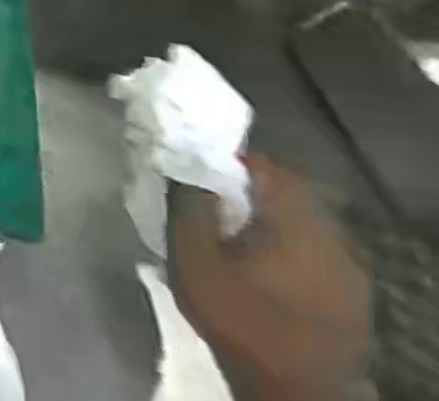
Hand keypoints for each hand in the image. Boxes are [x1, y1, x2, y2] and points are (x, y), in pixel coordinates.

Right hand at [170, 155, 371, 400]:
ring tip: (225, 219)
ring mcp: (349, 271)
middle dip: (249, 184)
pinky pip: (314, 245)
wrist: (294, 387)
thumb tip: (185, 167)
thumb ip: (190, 206)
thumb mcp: (193, 255)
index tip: (196, 159)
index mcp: (300, 228)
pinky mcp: (349, 292)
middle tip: (204, 187)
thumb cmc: (237, 315)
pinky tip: (255, 253)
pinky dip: (283, 235)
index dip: (233, 158)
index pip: (273, 170)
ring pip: (307, 220)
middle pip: (294, 193)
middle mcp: (335, 243)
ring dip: (267, 211)